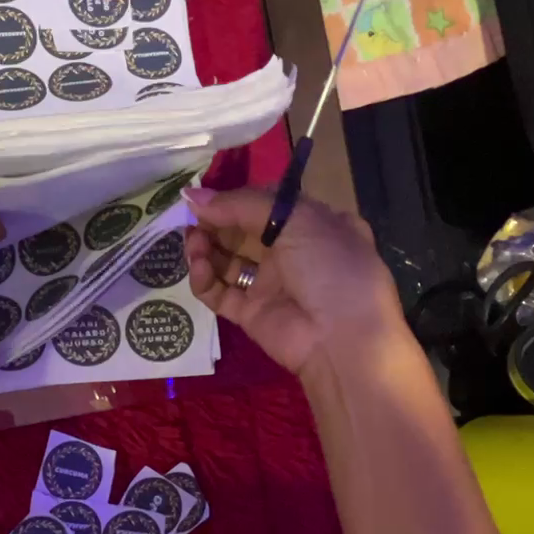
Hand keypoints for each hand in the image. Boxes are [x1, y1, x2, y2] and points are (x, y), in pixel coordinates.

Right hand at [184, 187, 407, 377]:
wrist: (343, 338)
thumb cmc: (330, 265)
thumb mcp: (296, 219)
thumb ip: (241, 204)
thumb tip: (190, 195)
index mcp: (312, 224)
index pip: (264, 205)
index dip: (233, 200)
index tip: (203, 197)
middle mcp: (291, 253)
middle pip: (240, 232)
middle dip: (214, 224)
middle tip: (190, 220)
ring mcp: (270, 285)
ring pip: (226, 261)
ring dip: (206, 249)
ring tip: (193, 243)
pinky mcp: (250, 314)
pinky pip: (219, 292)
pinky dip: (205, 280)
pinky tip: (200, 268)